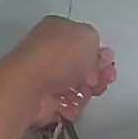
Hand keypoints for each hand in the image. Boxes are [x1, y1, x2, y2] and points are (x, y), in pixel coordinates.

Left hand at [0, 16, 115, 124]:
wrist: (29, 87)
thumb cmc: (59, 56)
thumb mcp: (88, 36)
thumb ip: (95, 42)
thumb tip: (93, 57)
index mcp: (57, 31)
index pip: (83, 42)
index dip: (99, 54)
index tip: (108, 64)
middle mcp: (49, 53)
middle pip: (82, 67)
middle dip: (97, 76)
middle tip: (102, 81)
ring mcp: (45, 78)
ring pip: (76, 89)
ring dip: (86, 92)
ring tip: (84, 93)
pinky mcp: (43, 101)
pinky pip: (65, 106)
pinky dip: (72, 107)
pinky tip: (72, 105)